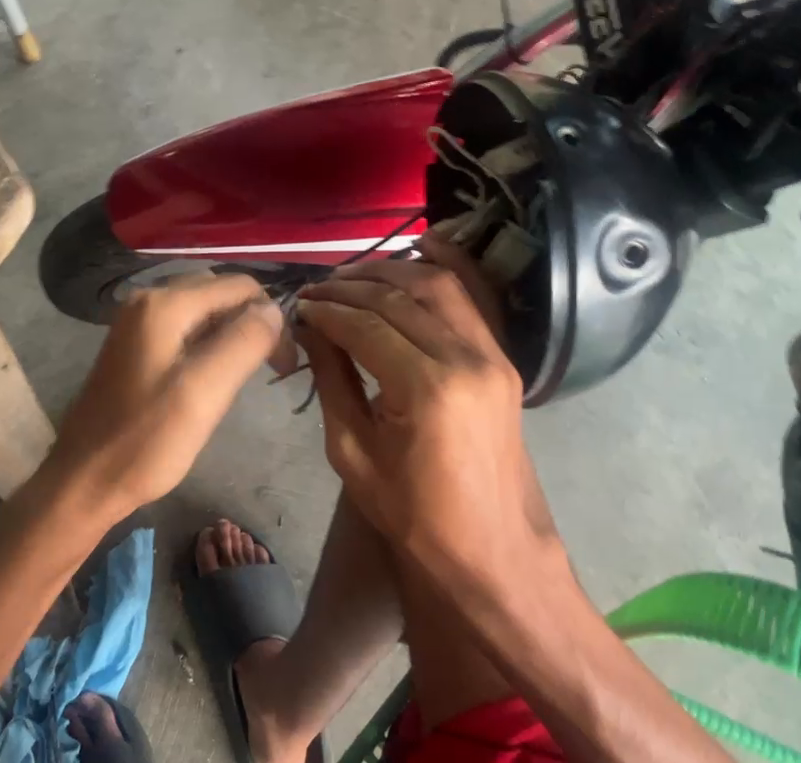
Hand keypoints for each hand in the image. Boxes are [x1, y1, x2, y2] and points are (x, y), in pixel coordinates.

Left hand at [48, 273, 281, 518]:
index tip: (284, 364)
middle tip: (271, 369)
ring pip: (203, 312)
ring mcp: (136, 323)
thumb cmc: (146, 440)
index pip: (239, 286)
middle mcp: (147, 301)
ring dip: (231, 335)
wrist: (84, 480)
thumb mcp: (205, 391)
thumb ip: (244, 342)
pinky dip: (207, 346)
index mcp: (164, 304)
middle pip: (219, 293)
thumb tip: (275, 309)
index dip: (271, 317)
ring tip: (244, 378)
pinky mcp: (134, 347)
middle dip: (251, 323)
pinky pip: (183, 330)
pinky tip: (212, 380)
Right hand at [296, 238, 562, 583]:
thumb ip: (333, 378)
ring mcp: (492, 356)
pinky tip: (417, 250)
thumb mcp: (353, 452)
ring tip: (351, 276)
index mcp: (426, 389)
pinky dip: (440, 271)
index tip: (297, 305)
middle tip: (315, 289)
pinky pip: (469, 300)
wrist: (492, 550)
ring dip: (391, 270)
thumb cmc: (413, 515)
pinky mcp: (502, 360)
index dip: (326, 310)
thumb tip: (311, 325)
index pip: (365, 324)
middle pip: (399, 296)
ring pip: (438, 285)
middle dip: (350, 285)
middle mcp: (465, 359)